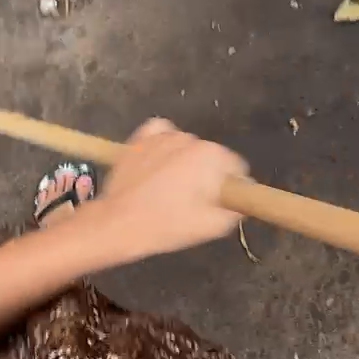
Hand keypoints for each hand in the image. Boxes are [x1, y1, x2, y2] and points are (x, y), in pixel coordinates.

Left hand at [85, 118, 247, 260]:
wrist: (119, 222)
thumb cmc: (167, 225)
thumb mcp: (213, 226)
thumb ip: (236, 210)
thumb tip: (240, 201)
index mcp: (212, 156)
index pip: (236, 168)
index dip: (229, 187)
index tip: (217, 203)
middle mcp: (190, 139)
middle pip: (211, 157)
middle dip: (206, 175)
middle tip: (192, 201)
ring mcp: (162, 136)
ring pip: (186, 147)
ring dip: (184, 162)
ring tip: (170, 187)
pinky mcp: (140, 138)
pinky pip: (161, 133)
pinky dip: (163, 144)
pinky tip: (160, 161)